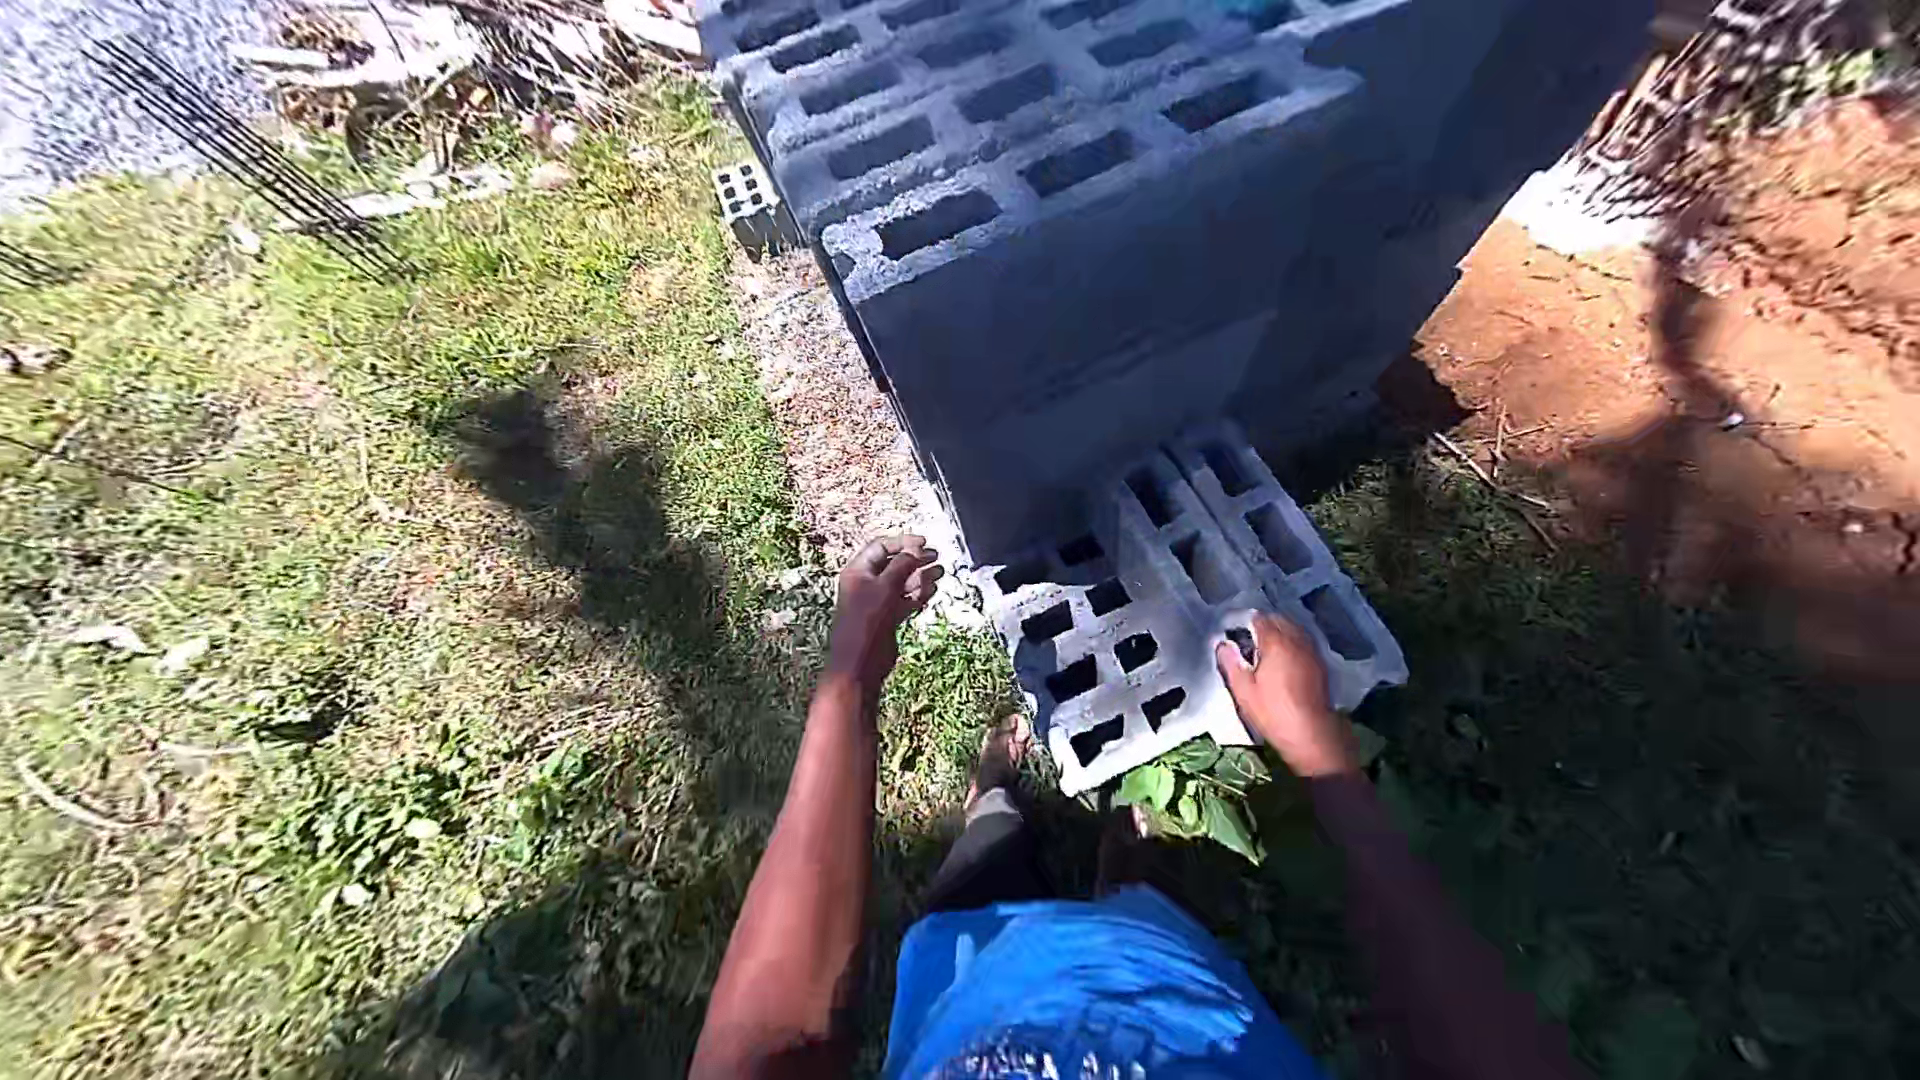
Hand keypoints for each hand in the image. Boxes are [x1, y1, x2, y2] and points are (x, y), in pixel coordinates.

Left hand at [825, 535, 942, 694]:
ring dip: (921, 577)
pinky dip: (918, 595)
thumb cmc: (867, 622)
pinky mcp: (887, 616)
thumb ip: (901, 566)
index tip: (924, 543)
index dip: (902, 542)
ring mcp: (877, 601)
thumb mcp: (885, 587)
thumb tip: (914, 551)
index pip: (881, 547)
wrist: (861, 663)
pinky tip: (931, 591)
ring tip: (939, 573)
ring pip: (902, 582)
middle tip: (935, 557)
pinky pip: (905, 599)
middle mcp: (866, 583)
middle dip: (915, 559)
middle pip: (893, 564)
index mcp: (858, 571)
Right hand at [1214, 613, 1357, 777]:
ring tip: (1266, 645)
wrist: (1312, 735)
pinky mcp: (1321, 666)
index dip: (1245, 622)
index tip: (1235, 630)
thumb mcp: (1242, 690)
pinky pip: (1305, 642)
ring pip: (1295, 630)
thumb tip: (1222, 645)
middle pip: (1280, 620)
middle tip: (1249, 636)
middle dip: (1264, 623)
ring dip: (1281, 631)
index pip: (1260, 620)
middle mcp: (1297, 642)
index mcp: (1276, 644)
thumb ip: (1230, 663)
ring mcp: (1312, 653)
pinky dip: (1293, 642)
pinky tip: (1285, 657)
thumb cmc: (1273, 712)